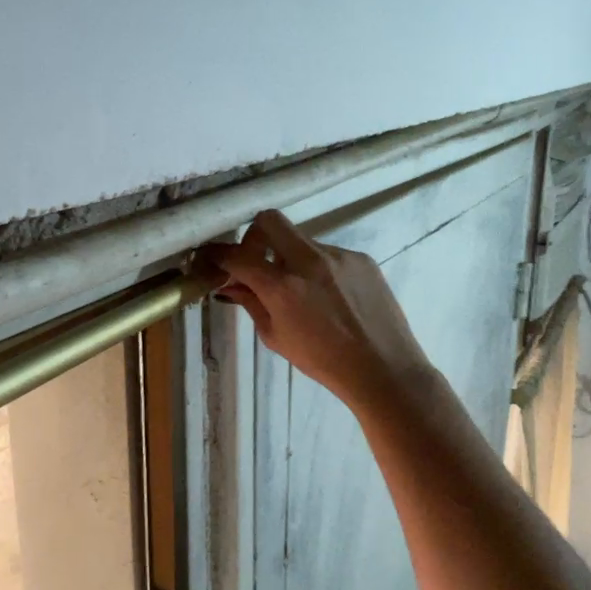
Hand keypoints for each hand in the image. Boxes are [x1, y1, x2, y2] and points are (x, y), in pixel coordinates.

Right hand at [198, 210, 436, 410]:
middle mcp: (309, 261)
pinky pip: (326, 254)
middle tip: (254, 260)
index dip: (217, 254)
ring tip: (297, 291)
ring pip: (300, 241)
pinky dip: (315, 268)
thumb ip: (251, 303)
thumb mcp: (274, 336)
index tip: (208, 257)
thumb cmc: (321, 360)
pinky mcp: (361, 259)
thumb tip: (231, 284)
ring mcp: (339, 256)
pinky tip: (326, 296)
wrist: (382, 368)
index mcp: (283, 286)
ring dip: (288, 257)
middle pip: (270, 221)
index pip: (238, 256)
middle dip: (253, 236)